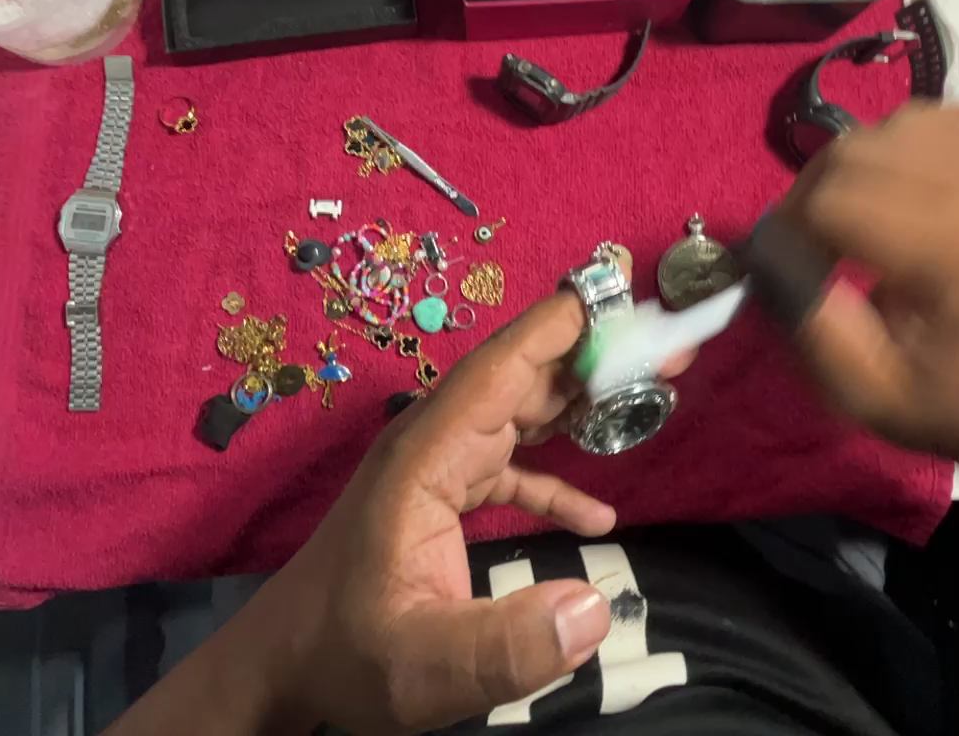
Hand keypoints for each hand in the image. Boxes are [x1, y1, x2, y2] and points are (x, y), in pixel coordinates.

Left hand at [233, 292, 685, 734]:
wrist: (291, 664)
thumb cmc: (345, 652)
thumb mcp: (425, 665)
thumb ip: (509, 644)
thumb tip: (598, 608)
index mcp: (428, 451)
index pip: (501, 367)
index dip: (558, 326)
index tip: (619, 293)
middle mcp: (437, 440)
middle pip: (521, 377)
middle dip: (593, 354)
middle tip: (667, 346)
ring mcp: (442, 464)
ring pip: (520, 411)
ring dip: (581, 398)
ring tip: (650, 386)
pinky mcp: (447, 494)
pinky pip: (512, 468)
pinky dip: (555, 477)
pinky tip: (595, 513)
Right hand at [781, 104, 958, 491]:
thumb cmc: (945, 406)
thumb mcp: (859, 390)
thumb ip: (806, 317)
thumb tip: (766, 248)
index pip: (840, 201)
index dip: (790, 229)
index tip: (787, 268)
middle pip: (858, 154)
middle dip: (809, 195)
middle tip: (807, 245)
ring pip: (890, 126)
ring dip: (847, 166)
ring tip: (846, 213)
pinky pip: (938, 115)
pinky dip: (898, 138)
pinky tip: (894, 179)